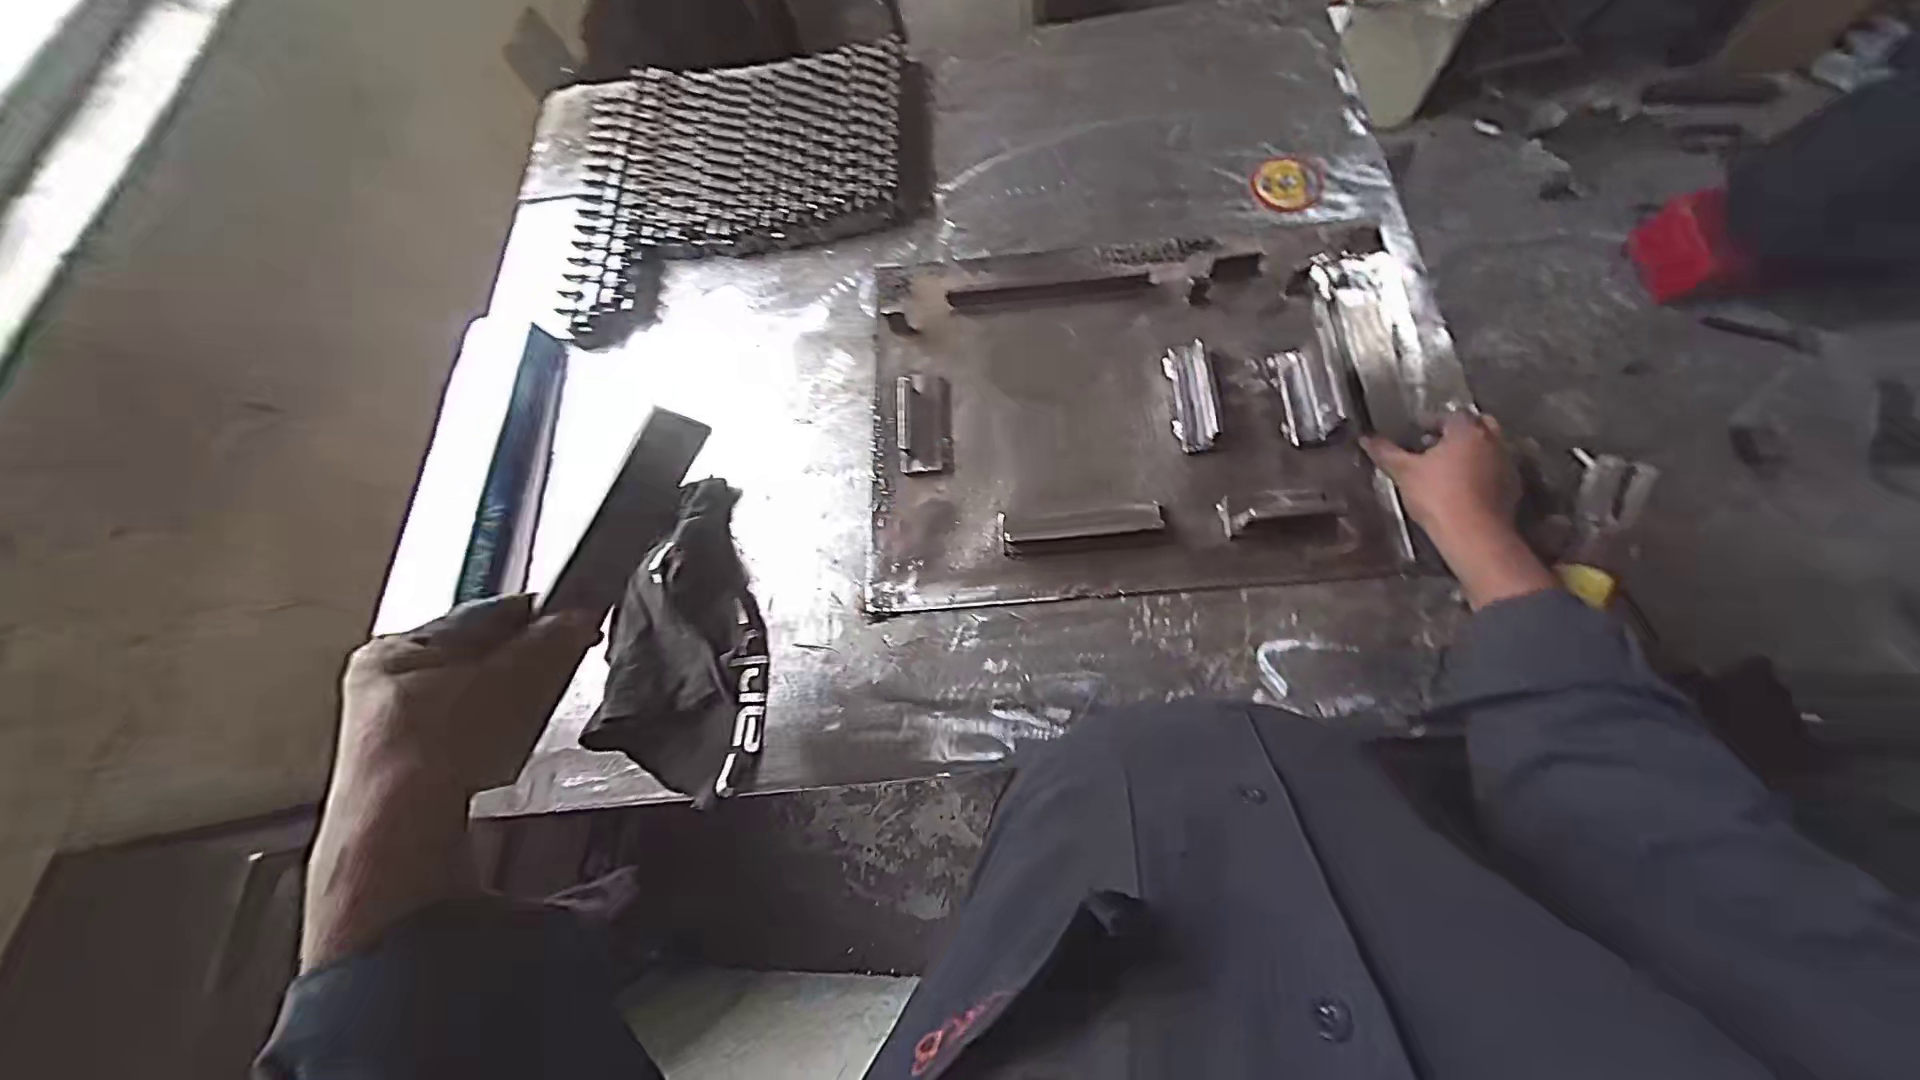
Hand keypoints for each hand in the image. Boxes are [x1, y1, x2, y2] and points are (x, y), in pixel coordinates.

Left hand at [337, 594, 601, 794]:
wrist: (405, 827)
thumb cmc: (445, 743)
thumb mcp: (518, 675)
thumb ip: (554, 637)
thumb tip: (581, 612)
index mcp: (400, 647)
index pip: (489, 613)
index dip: (541, 615)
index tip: (576, 621)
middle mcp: (385, 683)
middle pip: (481, 653)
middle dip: (526, 657)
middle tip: (565, 665)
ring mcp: (389, 727)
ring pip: (473, 691)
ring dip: (511, 693)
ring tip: (539, 709)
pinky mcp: (404, 764)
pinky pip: (463, 728)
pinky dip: (493, 728)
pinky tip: (508, 743)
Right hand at [1362, 412, 1556, 609]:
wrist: (1472, 532)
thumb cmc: (1436, 495)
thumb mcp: (1403, 472)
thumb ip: (1385, 452)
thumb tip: (1366, 438)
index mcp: (1467, 432)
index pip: (1451, 414)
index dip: (1432, 420)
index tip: (1415, 430)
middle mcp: (1493, 441)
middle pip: (1479, 424)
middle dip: (1458, 430)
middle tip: (1436, 442)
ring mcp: (1507, 463)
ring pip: (1489, 446)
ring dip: (1471, 449)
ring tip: (1446, 464)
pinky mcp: (1512, 485)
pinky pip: (1495, 467)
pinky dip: (1481, 468)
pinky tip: (1462, 483)